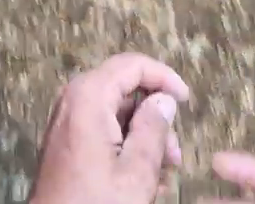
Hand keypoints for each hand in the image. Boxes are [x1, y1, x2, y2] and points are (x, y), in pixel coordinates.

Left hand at [28, 52, 192, 203]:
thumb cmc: (97, 203)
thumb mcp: (135, 172)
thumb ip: (153, 130)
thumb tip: (164, 99)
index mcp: (89, 95)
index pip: (132, 64)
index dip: (163, 76)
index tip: (187, 100)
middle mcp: (74, 97)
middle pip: (124, 88)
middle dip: (154, 116)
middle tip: (175, 156)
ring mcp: (68, 118)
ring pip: (116, 111)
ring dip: (143, 135)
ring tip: (164, 174)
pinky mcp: (67, 138)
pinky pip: (102, 128)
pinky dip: (126, 144)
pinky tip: (142, 177)